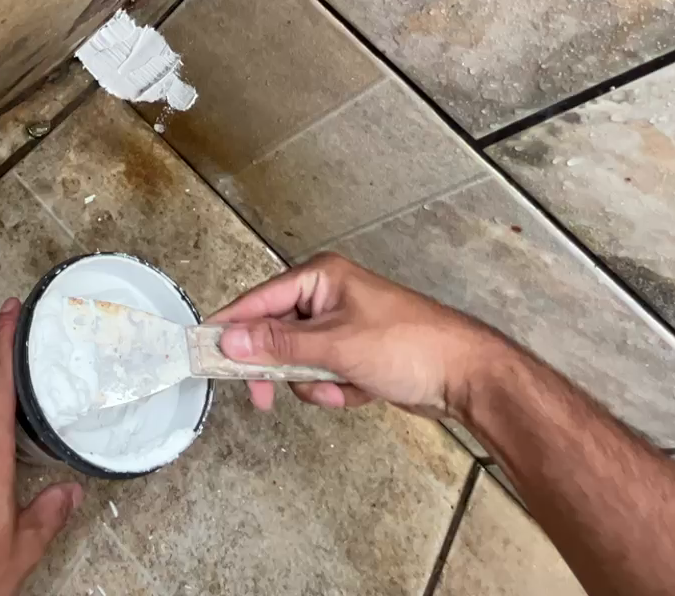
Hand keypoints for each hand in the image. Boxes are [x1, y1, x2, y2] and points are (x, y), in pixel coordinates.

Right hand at [207, 252, 508, 418]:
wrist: (470, 377)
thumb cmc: (406, 346)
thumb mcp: (335, 345)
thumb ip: (278, 344)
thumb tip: (228, 340)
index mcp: (319, 277)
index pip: (260, 299)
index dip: (232, 323)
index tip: (204, 346)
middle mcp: (326, 295)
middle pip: (277, 332)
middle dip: (279, 365)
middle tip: (262, 397)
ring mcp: (341, 324)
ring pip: (298, 357)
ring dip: (312, 381)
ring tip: (338, 388)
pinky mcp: (355, 351)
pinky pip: (323, 371)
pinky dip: (334, 387)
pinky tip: (358, 391)